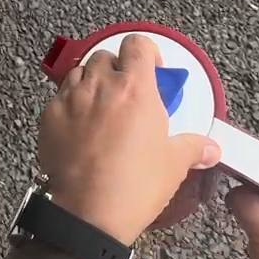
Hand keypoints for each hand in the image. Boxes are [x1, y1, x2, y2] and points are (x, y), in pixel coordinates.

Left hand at [38, 34, 220, 244]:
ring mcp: (70, 98)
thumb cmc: (135, 185)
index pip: (138, 45)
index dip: (147, 52)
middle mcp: (99, 85)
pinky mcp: (49, 116)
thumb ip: (193, 148)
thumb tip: (210, 148)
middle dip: (118, 70)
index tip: (153, 70)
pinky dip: (70, 105)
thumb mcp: (173, 165)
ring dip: (92, 83)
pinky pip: (60, 97)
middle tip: (127, 95)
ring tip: (102, 109)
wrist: (86, 213)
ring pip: (79, 73)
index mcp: (135, 88)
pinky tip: (79, 128)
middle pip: (106, 57)